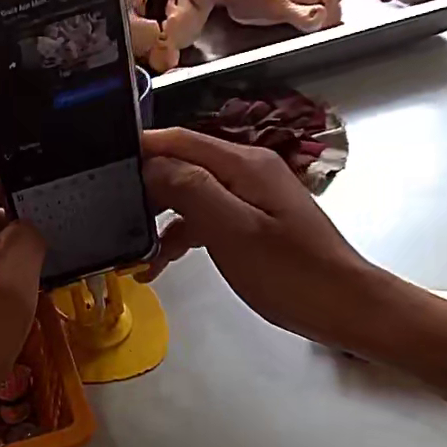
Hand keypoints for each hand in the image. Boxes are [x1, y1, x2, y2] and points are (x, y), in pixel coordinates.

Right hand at [139, 128, 400, 352]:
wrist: (344, 307)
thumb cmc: (290, 272)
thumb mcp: (233, 231)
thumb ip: (190, 190)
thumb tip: (150, 166)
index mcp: (242, 164)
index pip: (177, 140)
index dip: (139, 149)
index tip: (102, 168)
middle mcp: (245, 170)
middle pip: (181, 163)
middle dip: (145, 187)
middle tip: (113, 215)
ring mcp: (248, 194)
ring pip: (188, 192)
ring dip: (160, 217)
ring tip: (134, 248)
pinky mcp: (249, 218)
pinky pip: (203, 216)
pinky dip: (179, 235)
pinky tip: (162, 262)